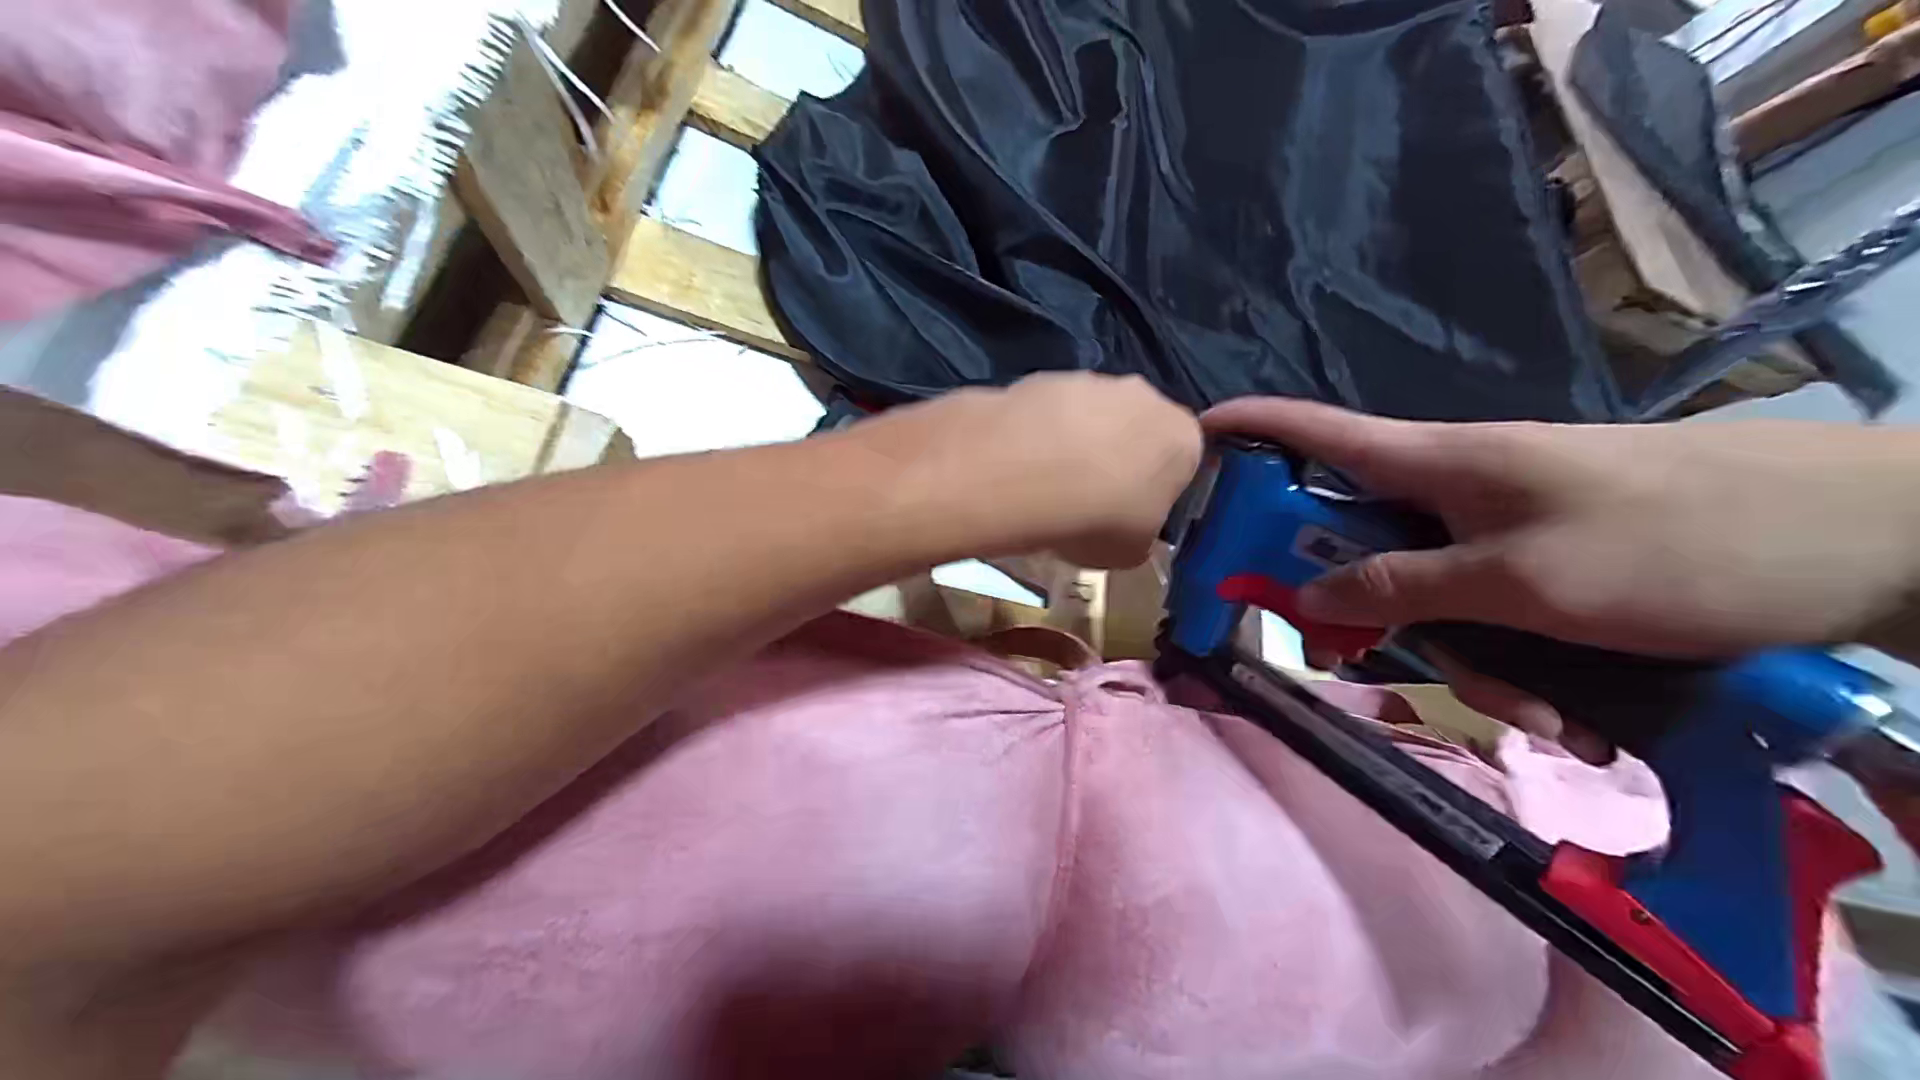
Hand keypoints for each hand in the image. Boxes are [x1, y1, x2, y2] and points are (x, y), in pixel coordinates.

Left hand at [859, 373, 1203, 567]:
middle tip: (1083, 509)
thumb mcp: (1129, 552)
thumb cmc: (1087, 520)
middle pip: (1133, 434)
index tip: (1130, 522)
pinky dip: (1033, 441)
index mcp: (1179, 435)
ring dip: (1071, 452)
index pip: (1188, 462)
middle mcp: (1136, 394)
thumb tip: (1122, 533)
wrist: (1009, 471)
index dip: (1159, 496)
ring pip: (1086, 420)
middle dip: (1115, 468)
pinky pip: (1044, 416)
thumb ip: (1137, 537)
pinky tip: (1009, 471)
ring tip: (1038, 493)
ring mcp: (1079, 380)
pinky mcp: (1030, 379)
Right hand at [1203, 398, 1919, 739]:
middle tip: (1347, 654)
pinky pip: (1485, 605)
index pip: (1315, 432)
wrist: (1879, 538)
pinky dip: (1508, 656)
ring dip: (1456, 654)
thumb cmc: (1684, 543)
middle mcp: (1453, 489)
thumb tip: (1306, 591)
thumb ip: (1402, 587)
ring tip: (1534, 710)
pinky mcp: (1544, 554)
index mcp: (1436, 465)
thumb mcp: (1525, 582)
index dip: (1250, 429)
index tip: (1193, 438)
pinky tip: (1566, 705)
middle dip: (1351, 600)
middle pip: (1355, 535)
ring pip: (1424, 587)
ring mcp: (1498, 523)